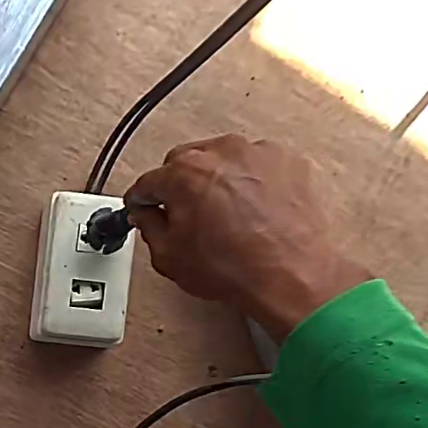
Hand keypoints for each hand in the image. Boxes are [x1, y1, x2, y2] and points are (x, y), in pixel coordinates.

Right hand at [127, 135, 370, 337]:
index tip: (142, 207)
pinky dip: (245, 181)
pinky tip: (245, 210)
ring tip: (217, 214)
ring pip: (219, 159)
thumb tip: (148, 216)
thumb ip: (149, 227)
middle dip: (176, 185)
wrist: (288, 274)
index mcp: (184, 174)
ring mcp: (256, 153)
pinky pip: (252, 165)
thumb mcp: (168, 256)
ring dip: (211, 180)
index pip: (147, 181)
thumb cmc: (234, 266)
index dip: (140, 199)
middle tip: (179, 213)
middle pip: (183, 161)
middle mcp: (220, 153)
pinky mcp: (286, 160)